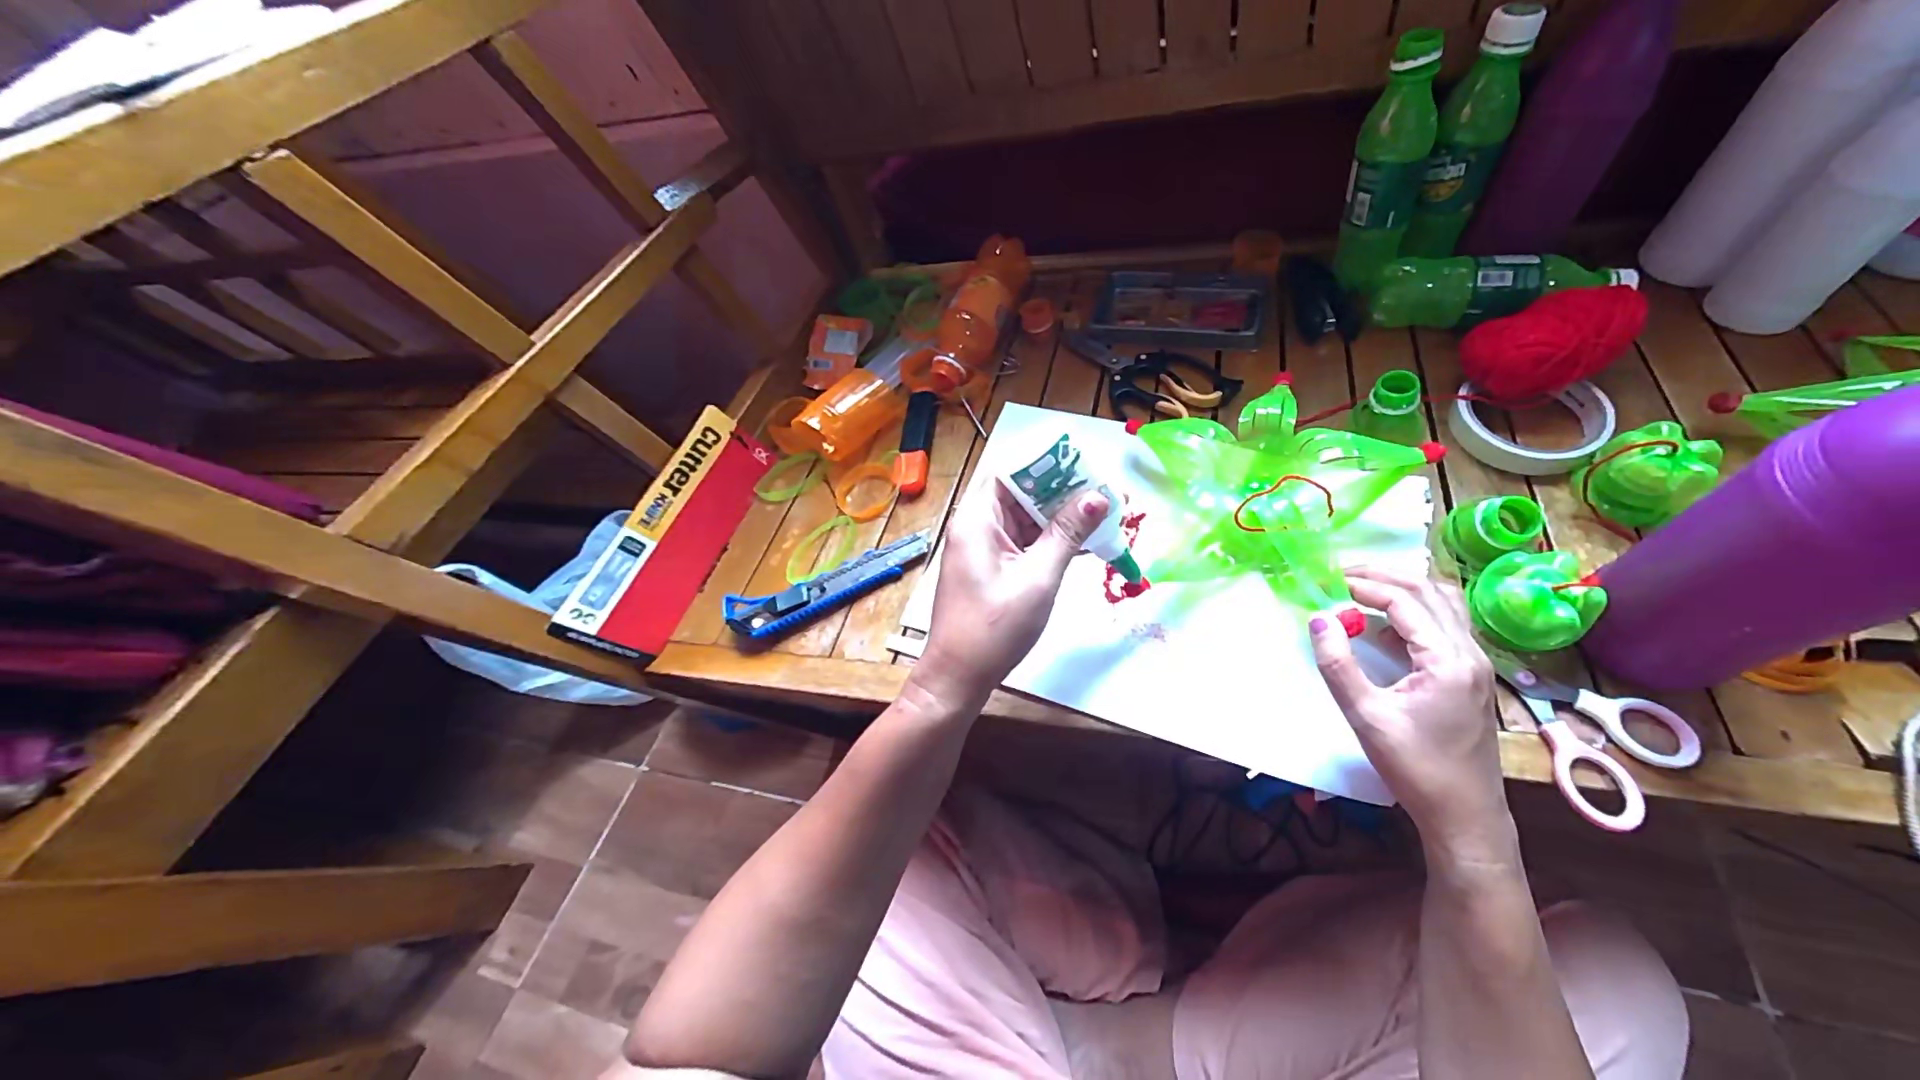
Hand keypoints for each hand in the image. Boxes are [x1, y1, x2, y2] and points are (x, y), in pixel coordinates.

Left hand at [912, 479, 1108, 705]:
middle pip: (1021, 493)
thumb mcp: (1038, 578)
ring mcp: (983, 547)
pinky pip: (1024, 541)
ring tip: (1103, 514)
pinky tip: (1084, 542)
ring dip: (1061, 518)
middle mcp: (976, 525)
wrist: (959, 676)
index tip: (1087, 465)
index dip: (1049, 464)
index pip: (1012, 471)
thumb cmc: (993, 628)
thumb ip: (1067, 533)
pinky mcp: (991, 567)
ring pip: (1026, 518)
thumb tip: (1097, 496)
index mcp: (977, 519)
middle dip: (1063, 491)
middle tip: (1105, 492)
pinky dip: (1050, 541)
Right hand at [1307, 566, 1511, 865]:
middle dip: (1384, 577)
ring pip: (1443, 605)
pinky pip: (1445, 626)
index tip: (1327, 581)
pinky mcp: (1471, 677)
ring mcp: (1476, 665)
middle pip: (1430, 593)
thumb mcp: (1366, 717)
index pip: (1405, 602)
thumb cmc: (1415, 768)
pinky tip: (1383, 627)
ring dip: (1402, 590)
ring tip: (1362, 590)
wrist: (1465, 815)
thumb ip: (1338, 665)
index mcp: (1449, 660)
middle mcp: (1470, 654)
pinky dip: (1413, 613)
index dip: (1365, 585)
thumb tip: (1318, 618)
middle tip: (1341, 575)